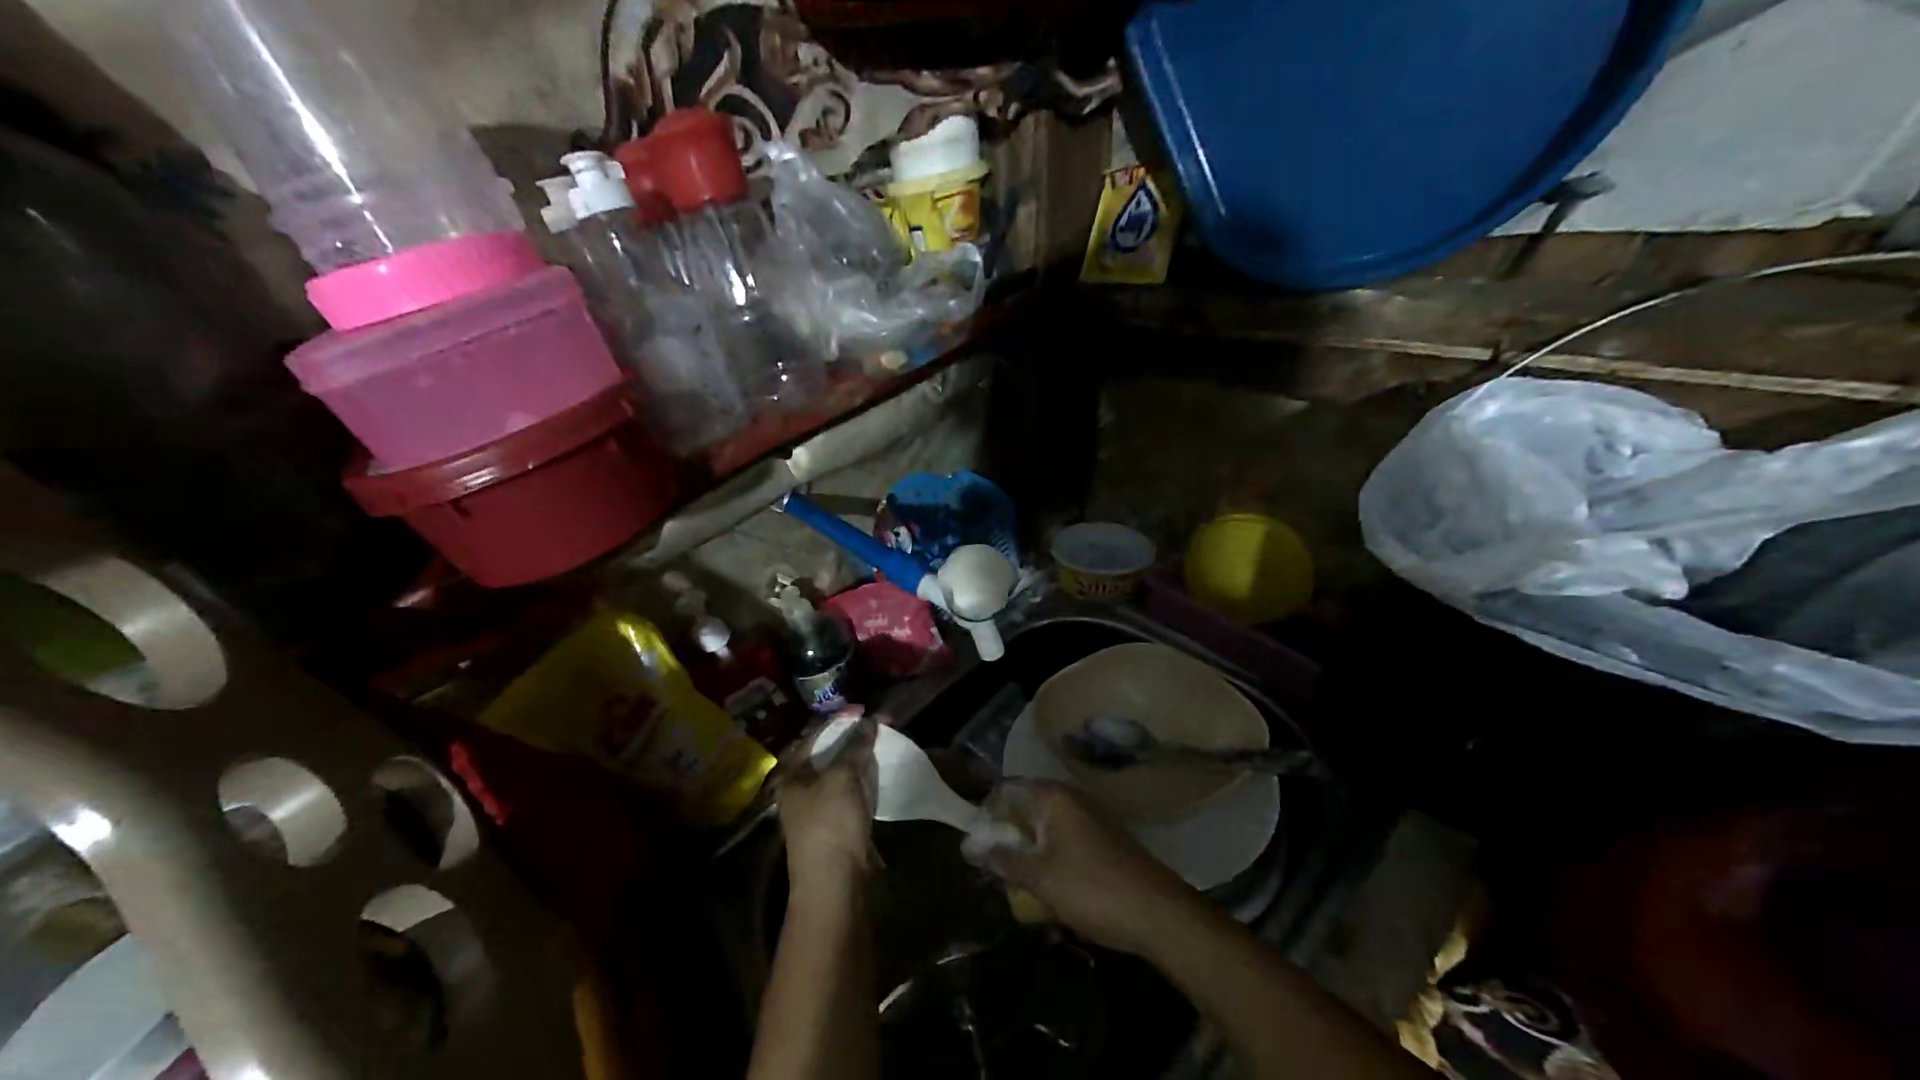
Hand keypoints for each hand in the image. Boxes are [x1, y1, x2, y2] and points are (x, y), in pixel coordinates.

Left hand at [776, 711, 878, 900]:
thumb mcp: (842, 778)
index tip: (865, 711)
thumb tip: (868, 721)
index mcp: (791, 776)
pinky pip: (851, 792)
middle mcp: (801, 790)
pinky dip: (864, 779)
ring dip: (860, 758)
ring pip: (841, 773)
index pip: (814, 736)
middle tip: (879, 725)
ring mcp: (819, 809)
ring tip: (883, 742)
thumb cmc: (830, 824)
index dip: (838, 720)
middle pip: (827, 754)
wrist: (835, 885)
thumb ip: (854, 746)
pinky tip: (879, 771)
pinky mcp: (838, 825)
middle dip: (852, 737)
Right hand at [970, 780, 1200, 957]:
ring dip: (1028, 849)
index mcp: (1054, 797)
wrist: (1159, 914)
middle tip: (992, 867)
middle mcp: (1072, 798)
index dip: (985, 814)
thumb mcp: (1039, 878)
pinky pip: (1065, 839)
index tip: (973, 845)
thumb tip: (972, 846)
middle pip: (1025, 806)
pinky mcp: (1104, 839)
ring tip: (1015, 881)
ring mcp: (1091, 817)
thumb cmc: (1092, 889)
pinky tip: (1046, 886)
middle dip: (1006, 834)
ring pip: (1045, 825)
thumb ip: (1003, 859)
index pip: (1006, 790)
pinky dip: (1049, 856)